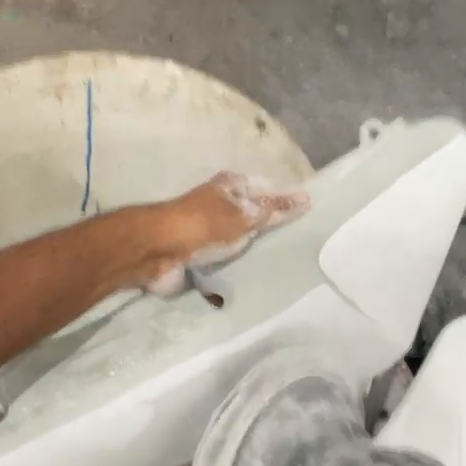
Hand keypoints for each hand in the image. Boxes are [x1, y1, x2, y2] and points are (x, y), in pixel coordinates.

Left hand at [140, 172, 309, 294]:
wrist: (160, 251)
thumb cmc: (205, 227)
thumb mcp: (245, 216)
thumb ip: (274, 210)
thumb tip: (306, 197)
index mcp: (229, 187)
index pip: (263, 189)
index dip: (281, 200)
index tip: (304, 213)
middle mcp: (216, 205)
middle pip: (247, 215)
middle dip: (264, 228)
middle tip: (294, 244)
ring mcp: (203, 231)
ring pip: (233, 240)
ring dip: (247, 251)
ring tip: (276, 264)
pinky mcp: (193, 254)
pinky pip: (218, 261)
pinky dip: (230, 268)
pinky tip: (247, 279)